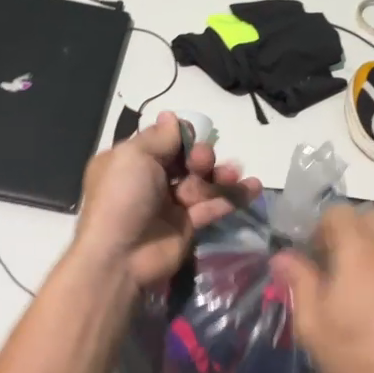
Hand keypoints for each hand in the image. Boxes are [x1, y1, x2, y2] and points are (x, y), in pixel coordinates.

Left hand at [72, 112, 261, 288]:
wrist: (119, 257)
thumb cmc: (122, 198)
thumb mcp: (134, 156)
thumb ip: (159, 137)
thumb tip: (171, 115)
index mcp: (130, 161)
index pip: (163, 141)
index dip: (182, 137)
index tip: (193, 136)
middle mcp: (150, 180)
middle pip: (186, 160)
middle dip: (201, 156)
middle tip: (204, 162)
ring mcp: (169, 204)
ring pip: (202, 182)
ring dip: (221, 174)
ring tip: (234, 173)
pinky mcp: (187, 225)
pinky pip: (212, 206)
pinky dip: (232, 197)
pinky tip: (253, 186)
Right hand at [270, 208, 373, 372]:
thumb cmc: (360, 358)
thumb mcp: (314, 325)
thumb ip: (298, 282)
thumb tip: (283, 256)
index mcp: (361, 250)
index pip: (338, 211)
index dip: (320, 227)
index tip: (313, 256)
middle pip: (370, 218)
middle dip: (350, 232)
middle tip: (336, 266)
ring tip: (363, 287)